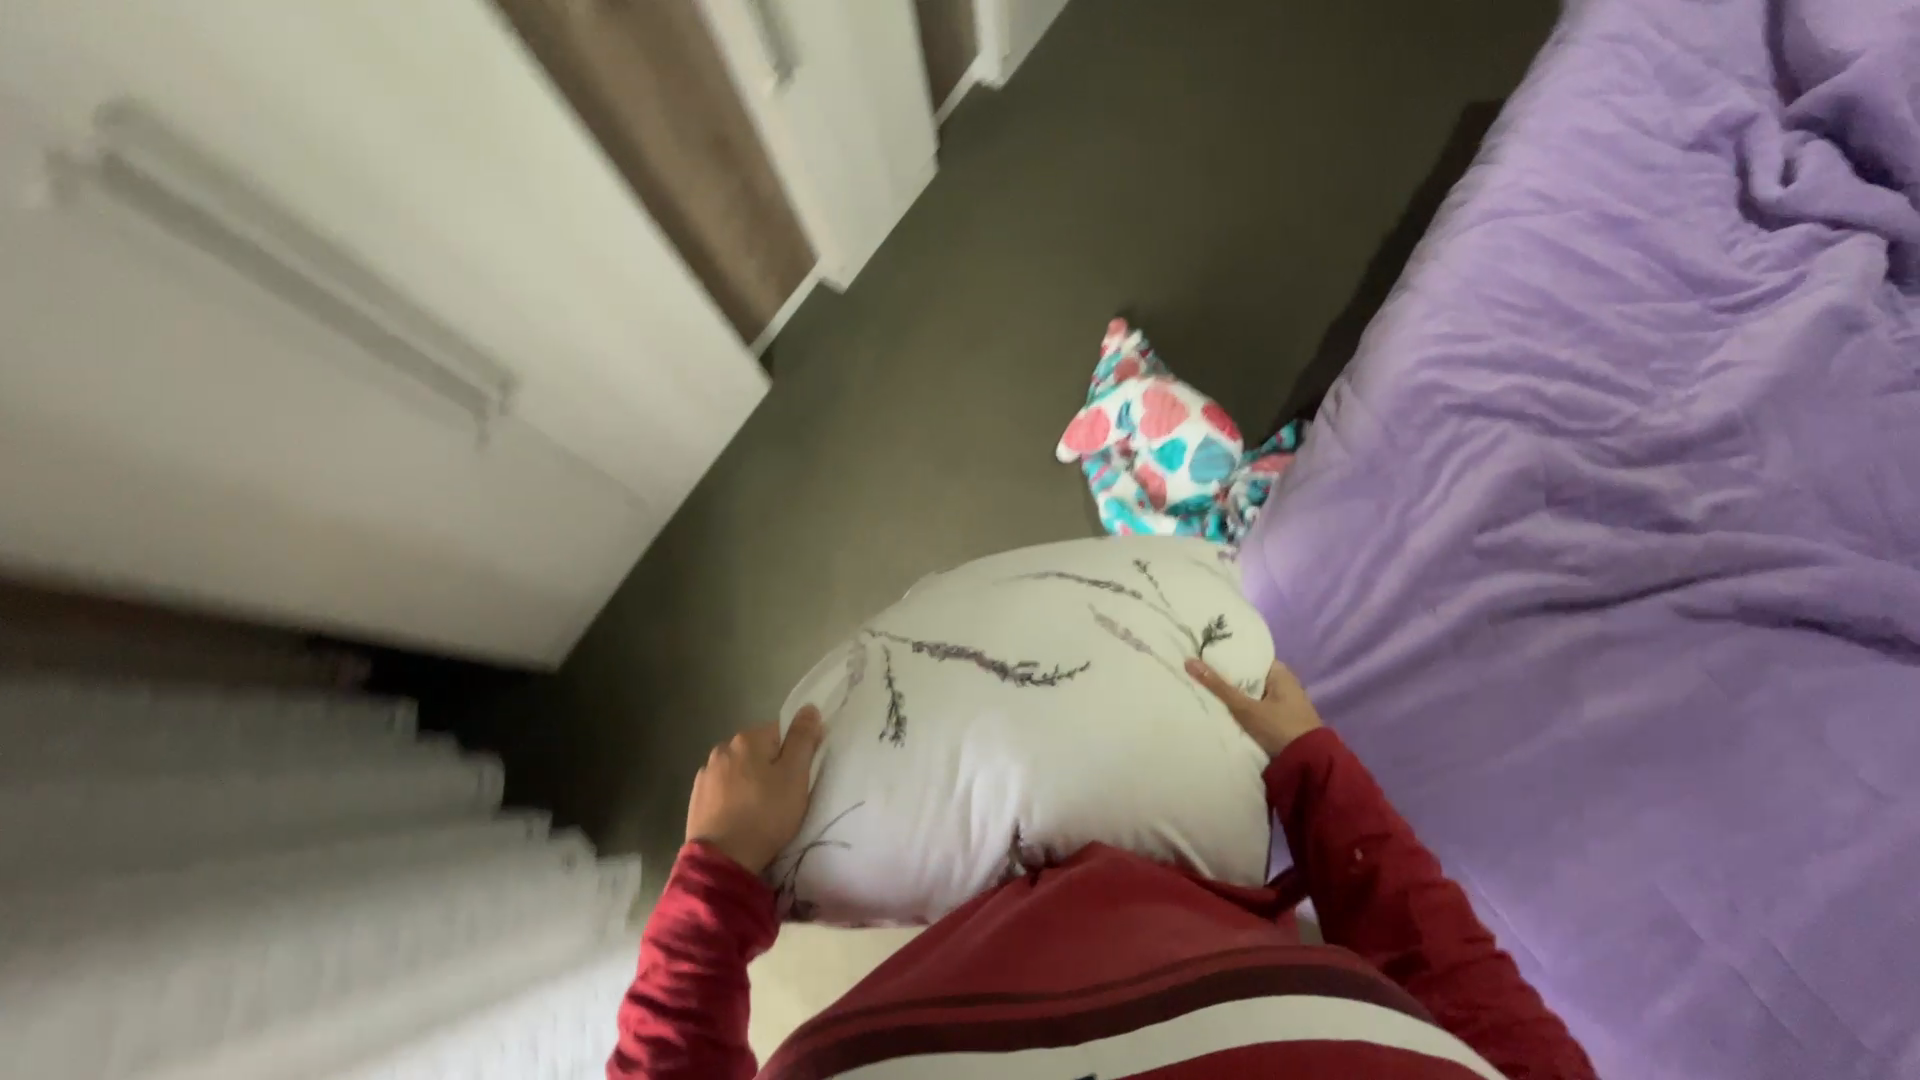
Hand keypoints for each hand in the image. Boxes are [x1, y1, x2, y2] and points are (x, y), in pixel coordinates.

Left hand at [685, 706, 824, 874]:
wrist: (723, 860)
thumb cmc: (766, 814)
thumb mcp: (795, 775)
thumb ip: (803, 738)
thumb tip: (809, 707)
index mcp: (748, 738)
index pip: (781, 731)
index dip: (796, 751)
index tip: (801, 776)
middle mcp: (723, 748)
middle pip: (759, 749)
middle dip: (771, 765)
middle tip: (784, 794)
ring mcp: (706, 774)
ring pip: (739, 769)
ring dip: (751, 780)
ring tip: (761, 808)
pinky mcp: (697, 798)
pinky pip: (724, 788)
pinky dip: (734, 796)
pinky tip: (740, 815)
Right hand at [1186, 658, 1322, 756]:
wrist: (1308, 763)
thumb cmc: (1280, 728)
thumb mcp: (1245, 707)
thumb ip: (1218, 686)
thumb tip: (1188, 661)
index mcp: (1280, 672)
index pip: (1248, 657)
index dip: (1226, 656)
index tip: (1202, 654)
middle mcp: (1283, 683)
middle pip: (1248, 676)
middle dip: (1226, 677)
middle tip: (1197, 672)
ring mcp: (1282, 702)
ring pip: (1250, 693)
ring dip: (1233, 694)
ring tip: (1202, 688)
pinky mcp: (1280, 719)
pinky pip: (1255, 707)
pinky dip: (1241, 707)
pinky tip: (1221, 708)